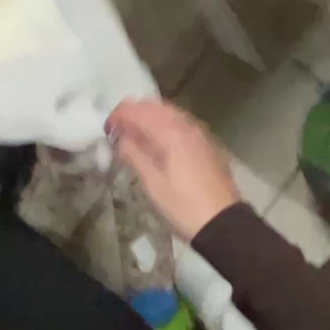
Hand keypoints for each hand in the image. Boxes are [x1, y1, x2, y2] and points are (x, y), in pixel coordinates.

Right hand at [107, 98, 242, 240]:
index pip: (140, 112)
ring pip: (171, 113)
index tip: (106, 127)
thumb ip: (134, 156)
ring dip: (150, 117)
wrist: (223, 223)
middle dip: (135, 112)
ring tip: (134, 133)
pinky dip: (165, 124)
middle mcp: (188, 127)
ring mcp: (201, 134)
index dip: (120, 115)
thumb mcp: (153, 185)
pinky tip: (158, 141)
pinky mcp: (207, 145)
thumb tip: (120, 138)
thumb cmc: (183, 207)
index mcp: (172, 135)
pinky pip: (182, 124)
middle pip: (157, 107)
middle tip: (118, 127)